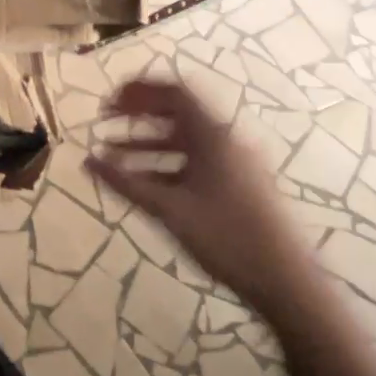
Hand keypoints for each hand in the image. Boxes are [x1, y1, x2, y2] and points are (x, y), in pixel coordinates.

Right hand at [85, 78, 317, 310]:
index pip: (173, 91)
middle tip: (104, 120)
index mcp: (213, 135)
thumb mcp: (168, 208)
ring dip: (146, 141)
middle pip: (175, 112)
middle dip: (136, 114)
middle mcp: (226, 140)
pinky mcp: (240, 186)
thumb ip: (124, 182)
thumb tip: (86, 160)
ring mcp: (236, 164)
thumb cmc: (226, 238)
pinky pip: (195, 160)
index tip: (108, 99)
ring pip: (183, 140)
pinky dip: (166, 163)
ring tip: (112, 153)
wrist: (289, 286)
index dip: (137, 89)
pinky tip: (143, 181)